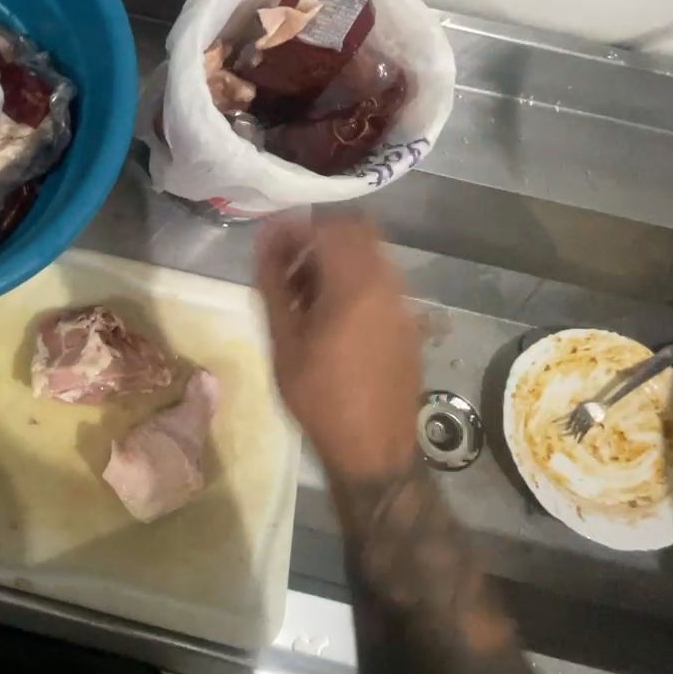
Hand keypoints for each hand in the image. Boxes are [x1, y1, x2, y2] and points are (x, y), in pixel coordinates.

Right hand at [256, 211, 420, 483]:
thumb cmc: (318, 394)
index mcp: (355, 285)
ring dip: (334, 261)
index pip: (329, 226)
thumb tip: (263, 241)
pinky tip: (327, 315)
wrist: (372, 447)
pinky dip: (351, 282)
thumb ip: (272, 283)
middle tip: (285, 265)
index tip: (269, 242)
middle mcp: (388, 285)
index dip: (295, 226)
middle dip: (316, 240)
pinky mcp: (409, 323)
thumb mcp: (283, 339)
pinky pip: (379, 282)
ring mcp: (404, 304)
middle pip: (355, 232)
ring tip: (301, 294)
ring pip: (368, 256)